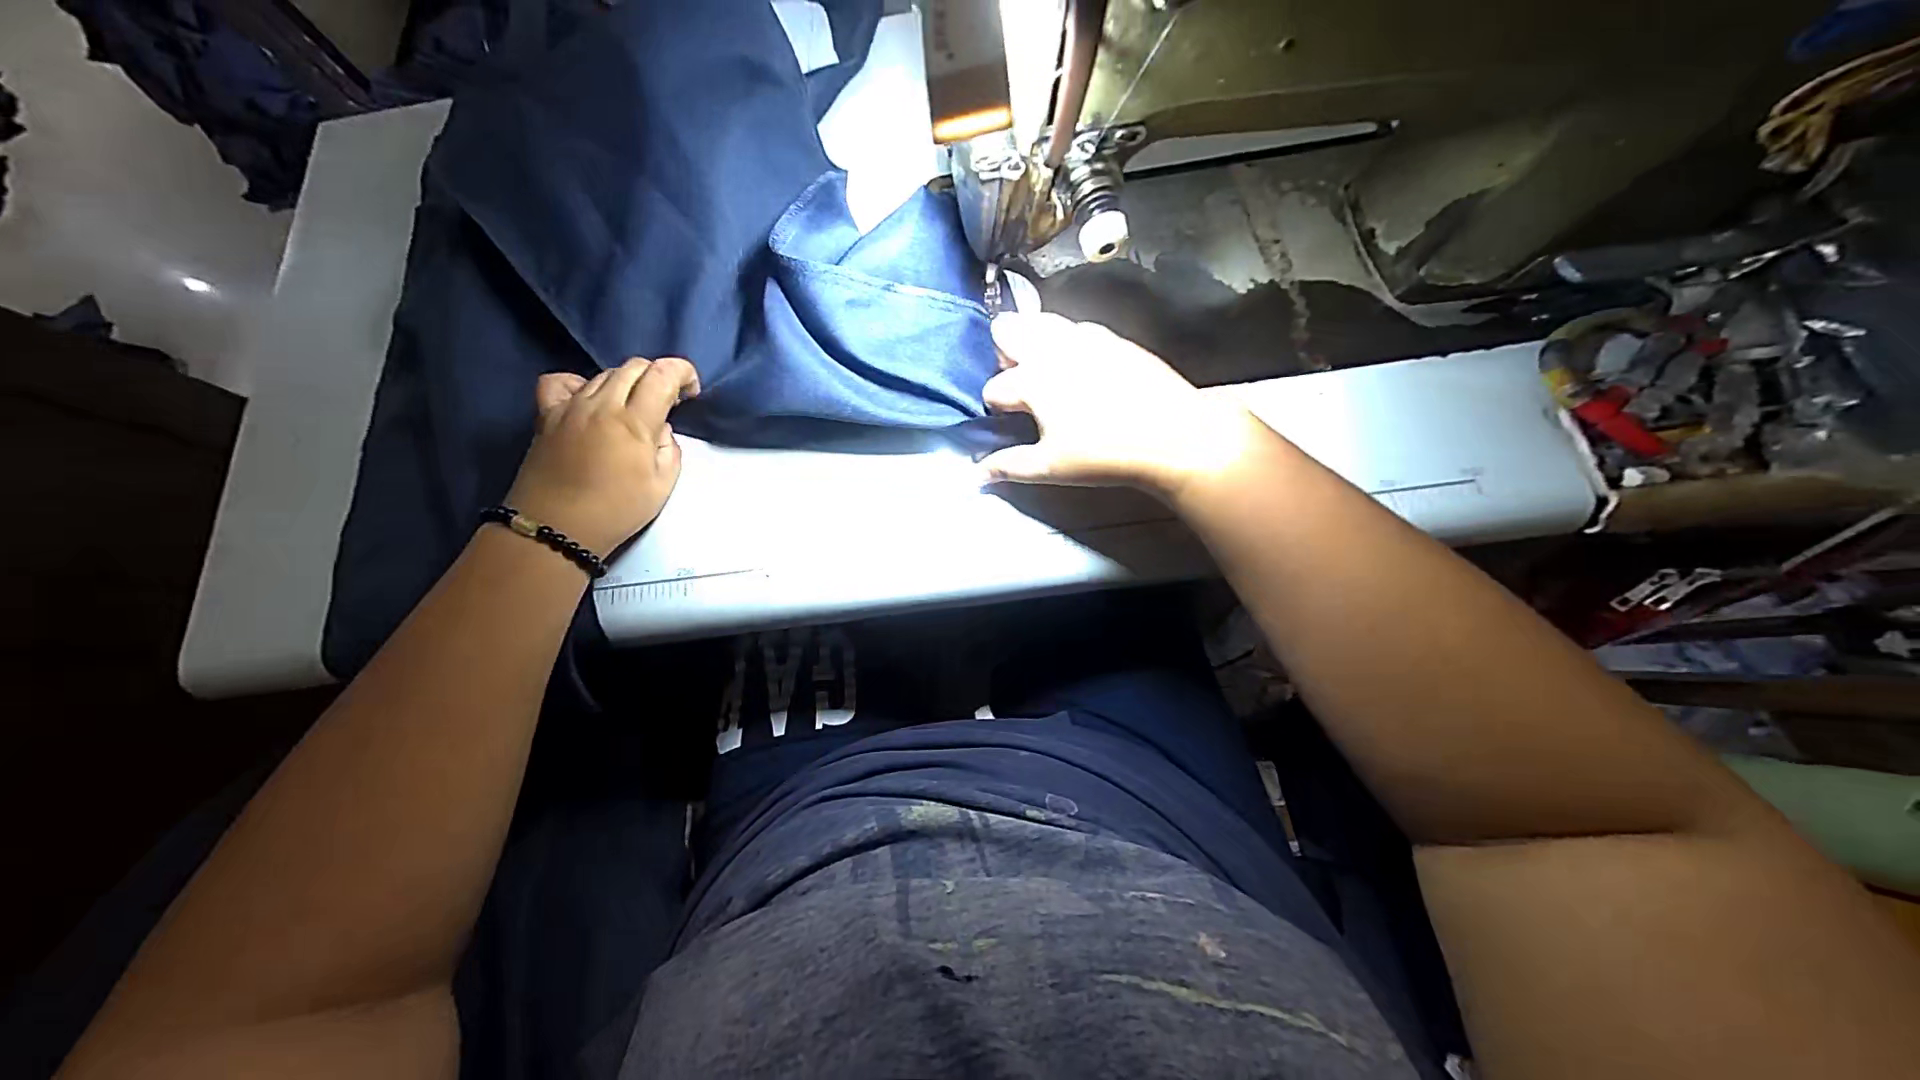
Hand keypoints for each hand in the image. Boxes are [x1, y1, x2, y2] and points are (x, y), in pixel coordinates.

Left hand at [504, 356, 700, 555]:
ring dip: (626, 383)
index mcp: (634, 422)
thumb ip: (669, 448)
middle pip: (634, 367)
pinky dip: (579, 384)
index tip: (691, 390)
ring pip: (603, 374)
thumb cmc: (616, 511)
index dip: (683, 372)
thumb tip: (659, 428)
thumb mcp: (662, 485)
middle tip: (666, 402)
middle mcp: (601, 405)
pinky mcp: (546, 415)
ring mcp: (570, 407)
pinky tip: (588, 401)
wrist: (556, 528)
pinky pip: (560, 382)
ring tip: (632, 408)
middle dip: (657, 377)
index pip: (662, 374)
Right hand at [978, 312, 1262, 496]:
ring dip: (1030, 336)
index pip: (995, 387)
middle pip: (1009, 332)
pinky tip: (1073, 355)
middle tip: (1013, 373)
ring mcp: (1084, 338)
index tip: (1004, 418)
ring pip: (1042, 323)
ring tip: (1036, 359)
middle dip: (1003, 350)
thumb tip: (977, 474)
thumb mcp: (1051, 467)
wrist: (1174, 435)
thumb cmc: (1105, 453)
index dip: (995, 405)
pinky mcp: (1113, 338)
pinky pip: (1076, 327)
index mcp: (1032, 380)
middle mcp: (1052, 349)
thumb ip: (1009, 466)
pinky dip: (1064, 336)